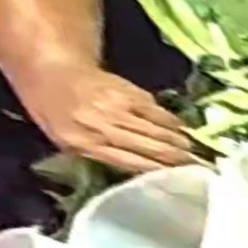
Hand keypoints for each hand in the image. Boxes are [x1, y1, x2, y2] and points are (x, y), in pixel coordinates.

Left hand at [20, 65, 196, 172]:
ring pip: (165, 134)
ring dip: (182, 142)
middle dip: (183, 159)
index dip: (168, 172)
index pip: (139, 164)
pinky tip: (176, 127)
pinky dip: (174, 123)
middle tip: (200, 164)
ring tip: (190, 148)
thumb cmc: (59, 111)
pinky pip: (162, 115)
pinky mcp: (127, 94)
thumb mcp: (73, 140)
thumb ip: (110, 156)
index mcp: (82, 142)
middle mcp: (97, 125)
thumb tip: (157, 171)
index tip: (188, 178)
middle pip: (158, 149)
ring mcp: (113, 108)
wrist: (48, 69)